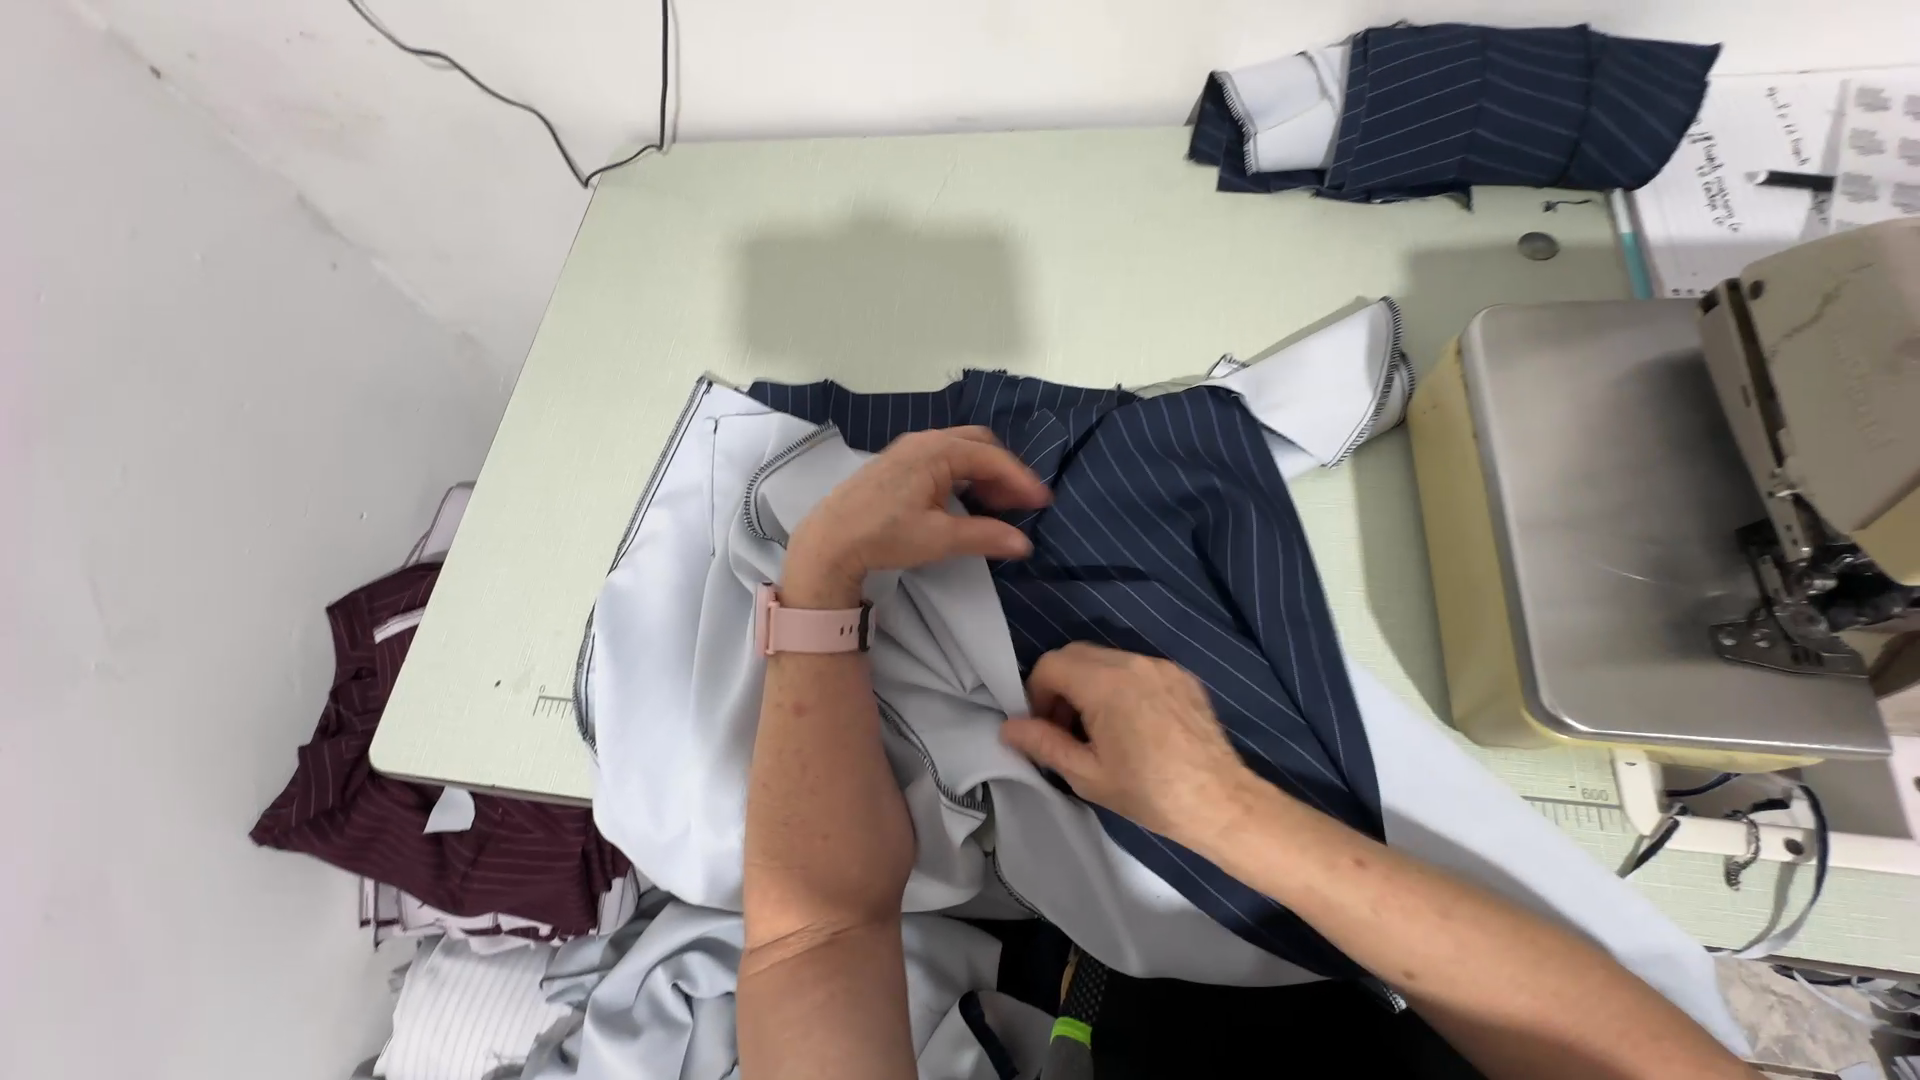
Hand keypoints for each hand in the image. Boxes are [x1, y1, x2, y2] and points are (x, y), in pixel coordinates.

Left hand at [784, 427, 1050, 607]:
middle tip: (1020, 503)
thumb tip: (1024, 544)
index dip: (1022, 480)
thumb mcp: (939, 539)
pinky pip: (942, 458)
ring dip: (983, 473)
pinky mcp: (897, 464)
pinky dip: (963, 474)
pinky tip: (965, 499)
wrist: (829, 541)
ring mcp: (908, 450)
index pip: (992, 458)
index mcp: (937, 451)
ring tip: (997, 505)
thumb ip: (985, 536)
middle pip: (978, 445)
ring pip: (959, 450)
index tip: (1043, 502)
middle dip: (1004, 472)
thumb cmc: (884, 535)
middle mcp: (924, 441)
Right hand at [1000, 643, 1265, 846]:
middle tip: (1065, 728)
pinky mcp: (1181, 676)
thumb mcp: (1086, 774)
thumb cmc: (1149, 792)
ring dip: (1089, 683)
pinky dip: (1120, 685)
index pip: (1050, 664)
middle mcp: (1132, 662)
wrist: (1220, 802)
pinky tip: (1131, 724)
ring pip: (1106, 658)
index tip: (1045, 728)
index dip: (1036, 694)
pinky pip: (1136, 667)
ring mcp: (1161, 665)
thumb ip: (1043, 744)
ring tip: (1097, 729)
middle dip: (1060, 685)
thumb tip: (1008, 727)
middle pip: (1076, 654)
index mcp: (1105, 682)